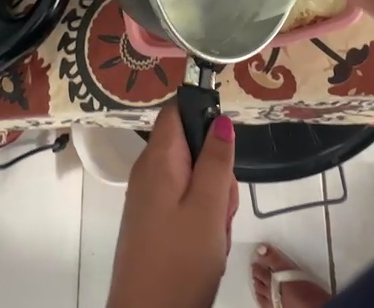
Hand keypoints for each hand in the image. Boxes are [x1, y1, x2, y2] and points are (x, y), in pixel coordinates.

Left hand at [106, 100, 237, 307]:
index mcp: (158, 160)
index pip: (177, 111)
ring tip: (214, 232)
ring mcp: (149, 200)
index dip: (204, 114)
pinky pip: (186, 204)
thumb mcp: (208, 208)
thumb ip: (216, 160)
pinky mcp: (154, 224)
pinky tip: (207, 245)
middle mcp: (149, 173)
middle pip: (190, 147)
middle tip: (221, 203)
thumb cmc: (179, 262)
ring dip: (213, 200)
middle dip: (216, 170)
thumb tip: (220, 119)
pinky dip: (202, 219)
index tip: (225, 145)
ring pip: (193, 179)